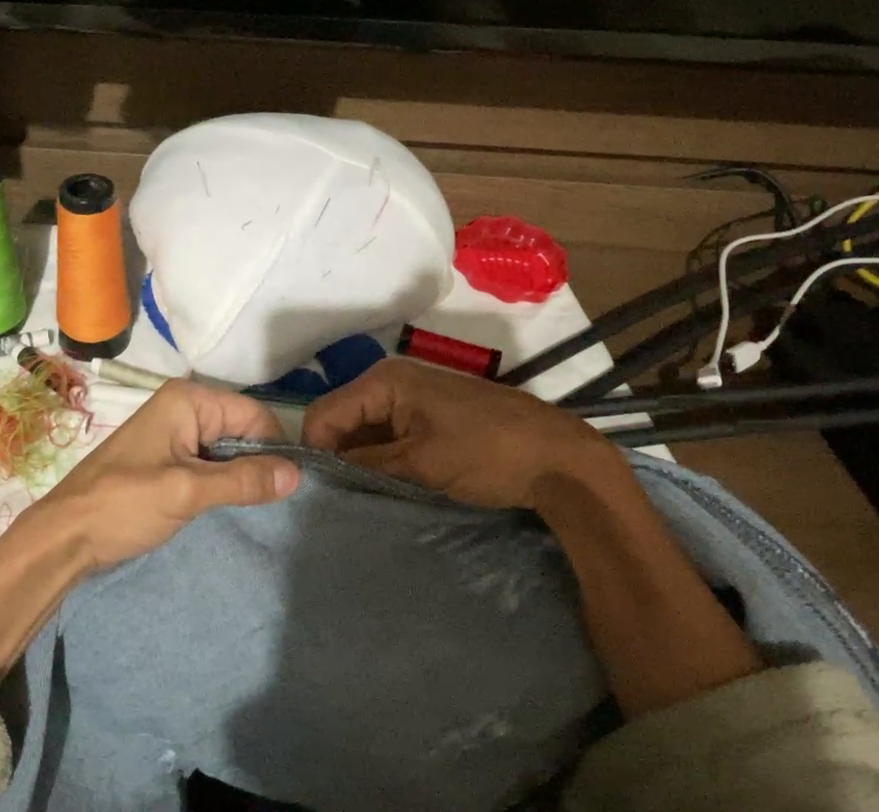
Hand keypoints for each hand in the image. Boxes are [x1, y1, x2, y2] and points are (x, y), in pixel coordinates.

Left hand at [29, 379, 301, 569]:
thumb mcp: (187, 492)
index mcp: (187, 400)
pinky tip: (232, 506)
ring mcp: (174, 434)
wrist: (65, 535)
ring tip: (260, 507)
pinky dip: (223, 483)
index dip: (276, 446)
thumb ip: (242, 480)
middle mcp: (183, 407)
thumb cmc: (122, 505)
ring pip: (228, 449)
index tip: (293, 485)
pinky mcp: (168, 460)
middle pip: (242, 429)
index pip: (253, 414)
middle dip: (260, 461)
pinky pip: (210, 463)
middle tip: (279, 502)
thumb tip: (297, 474)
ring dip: (242, 475)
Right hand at [302, 357, 619, 509]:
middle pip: (342, 419)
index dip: (316, 453)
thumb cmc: (489, 455)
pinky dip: (385, 458)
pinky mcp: (431, 415)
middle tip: (342, 499)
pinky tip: (390, 485)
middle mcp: (393, 380)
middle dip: (339, 456)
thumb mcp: (419, 465)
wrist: (563, 460)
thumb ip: (364, 464)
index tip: (320, 493)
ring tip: (364, 496)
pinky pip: (390, 434)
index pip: (323, 415)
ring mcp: (414, 396)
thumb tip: (321, 472)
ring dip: (362, 460)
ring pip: (366, 430)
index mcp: (384, 380)